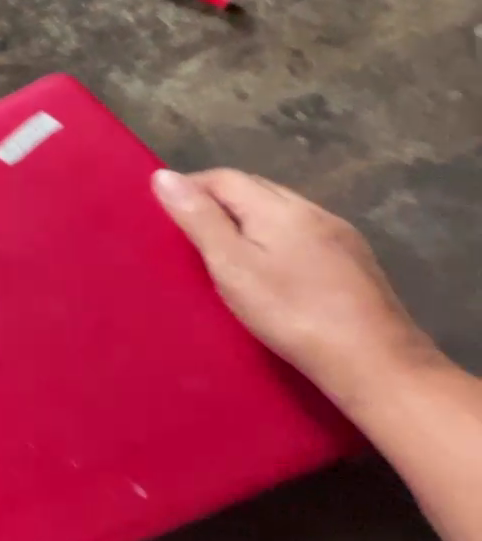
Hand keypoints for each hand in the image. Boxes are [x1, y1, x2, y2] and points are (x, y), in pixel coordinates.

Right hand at [151, 168, 437, 406]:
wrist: (377, 365)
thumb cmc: (290, 312)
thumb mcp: (230, 264)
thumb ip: (198, 217)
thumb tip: (163, 175)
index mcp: (280, 209)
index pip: (223, 177)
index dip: (190, 187)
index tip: (167, 216)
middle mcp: (314, 212)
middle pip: (254, 188)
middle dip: (217, 200)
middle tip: (192, 233)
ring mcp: (341, 236)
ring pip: (280, 209)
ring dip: (247, 217)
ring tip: (226, 250)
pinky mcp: (355, 260)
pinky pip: (302, 230)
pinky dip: (275, 234)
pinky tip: (270, 265)